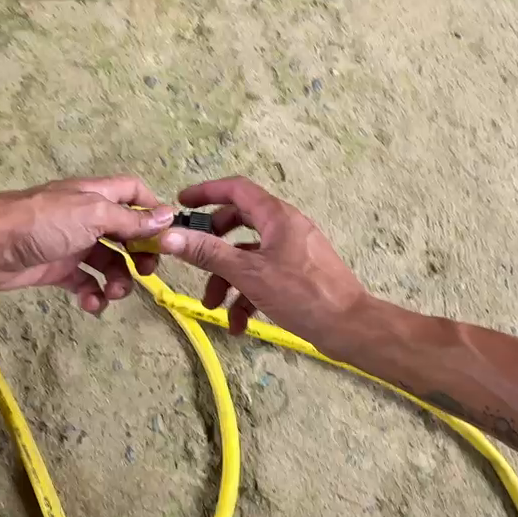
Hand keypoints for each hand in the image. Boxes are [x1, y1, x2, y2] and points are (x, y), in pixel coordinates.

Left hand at [0, 176, 174, 312]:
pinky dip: (93, 295)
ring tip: (113, 293)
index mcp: (96, 195)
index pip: (133, 192)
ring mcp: (73, 245)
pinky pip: (86, 284)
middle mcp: (88, 218)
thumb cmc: (43, 222)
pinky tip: (90, 303)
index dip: (152, 209)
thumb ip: (130, 219)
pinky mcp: (58, 270)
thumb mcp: (92, 214)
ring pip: (110, 263)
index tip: (167, 234)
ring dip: (118, 280)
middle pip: (127, 233)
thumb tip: (168, 217)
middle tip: (147, 271)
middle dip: (141, 254)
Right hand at [156, 177, 370, 342]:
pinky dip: (247, 296)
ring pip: (249, 257)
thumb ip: (208, 254)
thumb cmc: (302, 294)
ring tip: (213, 307)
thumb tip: (169, 236)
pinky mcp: (298, 275)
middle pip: (239, 224)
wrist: (349, 327)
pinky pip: (264, 277)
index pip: (236, 189)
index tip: (181, 203)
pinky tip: (239, 325)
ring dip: (227, 280)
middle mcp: (285, 227)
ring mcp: (293, 252)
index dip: (206, 192)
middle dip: (213, 246)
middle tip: (194, 258)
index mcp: (277, 216)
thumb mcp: (248, 273)